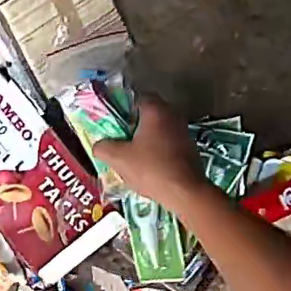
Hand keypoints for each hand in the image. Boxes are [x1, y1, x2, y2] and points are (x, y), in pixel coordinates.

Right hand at [94, 97, 211, 207]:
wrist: (185, 192)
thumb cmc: (151, 169)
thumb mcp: (118, 159)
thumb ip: (102, 147)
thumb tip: (99, 145)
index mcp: (155, 109)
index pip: (135, 98)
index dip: (121, 110)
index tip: (113, 125)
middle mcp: (173, 114)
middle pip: (148, 114)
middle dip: (133, 126)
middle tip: (121, 141)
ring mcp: (184, 131)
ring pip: (159, 129)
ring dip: (146, 139)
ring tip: (134, 156)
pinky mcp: (191, 147)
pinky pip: (169, 143)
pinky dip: (158, 150)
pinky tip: (150, 166)